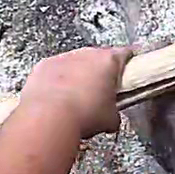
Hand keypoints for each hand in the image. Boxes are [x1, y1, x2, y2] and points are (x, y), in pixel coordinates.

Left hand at [18, 47, 132, 139]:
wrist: (49, 118)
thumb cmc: (83, 114)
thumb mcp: (110, 119)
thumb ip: (115, 113)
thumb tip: (111, 118)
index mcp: (109, 61)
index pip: (126, 53)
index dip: (130, 61)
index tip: (130, 68)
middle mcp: (87, 54)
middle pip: (98, 58)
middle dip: (100, 72)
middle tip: (100, 92)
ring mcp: (64, 58)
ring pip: (75, 63)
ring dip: (77, 76)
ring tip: (76, 99)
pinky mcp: (44, 66)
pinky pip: (55, 71)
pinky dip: (57, 82)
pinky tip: (56, 99)